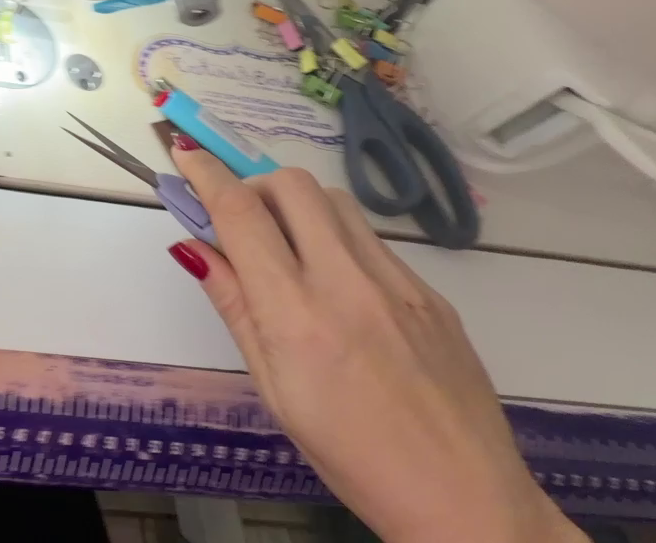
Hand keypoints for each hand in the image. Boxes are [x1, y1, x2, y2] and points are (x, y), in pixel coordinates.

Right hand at [166, 146, 586, 542]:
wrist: (468, 502)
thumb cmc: (350, 456)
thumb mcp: (274, 387)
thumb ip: (234, 306)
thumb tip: (192, 248)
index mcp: (297, 315)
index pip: (242, 214)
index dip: (206, 174)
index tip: (187, 155)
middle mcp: (347, 283)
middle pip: (292, 185)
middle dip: (253, 183)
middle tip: (240, 216)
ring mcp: (398, 284)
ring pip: (335, 202)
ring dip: (297, 204)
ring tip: (287, 247)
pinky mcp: (431, 293)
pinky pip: (371, 239)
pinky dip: (337, 239)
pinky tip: (339, 289)